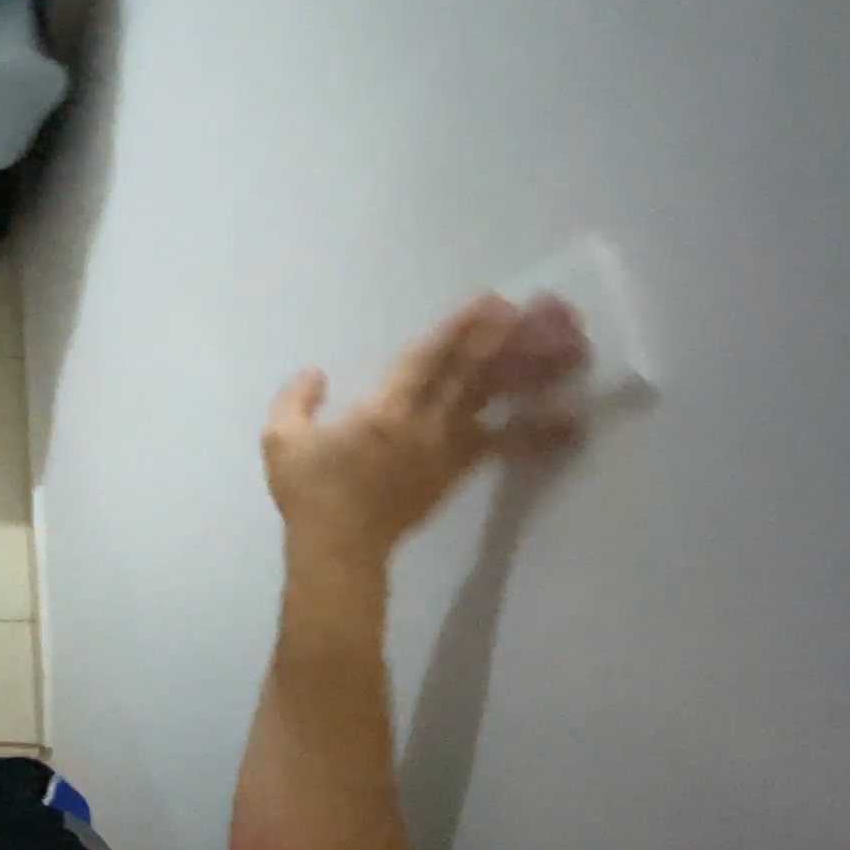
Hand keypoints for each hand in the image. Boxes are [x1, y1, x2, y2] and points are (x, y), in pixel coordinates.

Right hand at [263, 294, 587, 559]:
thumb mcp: (279, 440)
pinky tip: (570, 415)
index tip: (489, 301)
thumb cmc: (307, 491)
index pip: (426, 361)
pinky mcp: (458, 473)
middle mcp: (425, 425)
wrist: (339, 548)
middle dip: (505, 338)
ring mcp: (447, 450)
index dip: (458, 329)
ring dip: (532, 373)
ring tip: (570, 344)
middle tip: (543, 306)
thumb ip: (295, 400)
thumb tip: (317, 373)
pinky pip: (505, 445)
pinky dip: (539, 429)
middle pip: (472, 374)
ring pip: (497, 404)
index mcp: (381, 412)